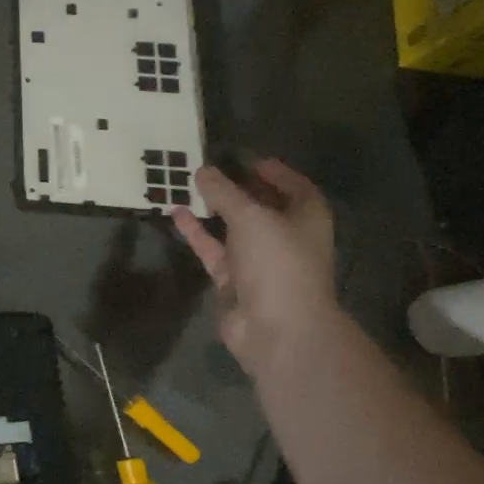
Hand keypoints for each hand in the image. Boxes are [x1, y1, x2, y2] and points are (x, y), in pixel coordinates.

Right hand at [172, 158, 340, 374]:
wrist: (275, 325)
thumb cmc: (277, 262)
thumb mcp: (251, 217)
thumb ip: (224, 192)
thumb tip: (202, 170)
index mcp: (306, 216)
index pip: (294, 185)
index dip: (273, 171)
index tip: (245, 158)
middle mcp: (285, 235)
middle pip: (261, 205)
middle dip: (237, 188)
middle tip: (209, 170)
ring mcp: (258, 259)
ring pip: (233, 227)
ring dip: (213, 209)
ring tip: (187, 187)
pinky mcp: (233, 278)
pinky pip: (213, 248)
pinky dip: (197, 232)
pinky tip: (176, 214)